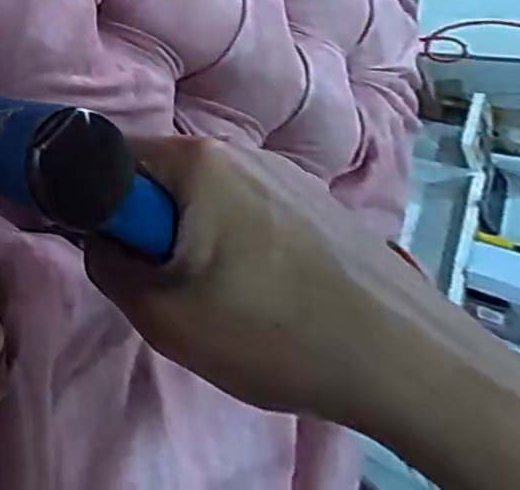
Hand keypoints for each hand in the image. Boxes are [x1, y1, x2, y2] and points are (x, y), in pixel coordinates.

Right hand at [84, 136, 457, 428]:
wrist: (419, 369)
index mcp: (197, 158)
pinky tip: (276, 290)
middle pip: (164, 177)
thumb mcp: (164, 316)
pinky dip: (243, 239)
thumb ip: (106, 266)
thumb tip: (101, 241)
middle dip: (156, 224)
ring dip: (199, 233)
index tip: (126, 252)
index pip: (116, 159)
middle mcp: (240, 149)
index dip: (107, 206)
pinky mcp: (320, 199)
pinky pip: (252, 206)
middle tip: (176, 282)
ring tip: (230, 293)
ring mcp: (286, 171)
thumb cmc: (277, 332)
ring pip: (208, 194)